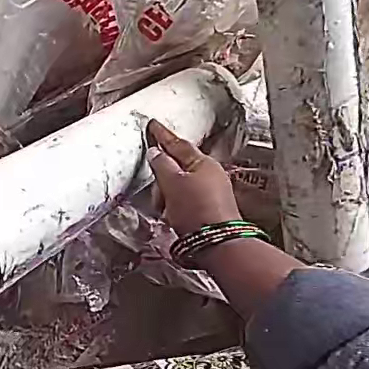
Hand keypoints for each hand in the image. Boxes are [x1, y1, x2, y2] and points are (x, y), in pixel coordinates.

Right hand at [146, 118, 240, 235]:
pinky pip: (185, 197)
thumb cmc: (194, 209)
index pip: (178, 143)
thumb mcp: (172, 183)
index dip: (162, 135)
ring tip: (163, 207)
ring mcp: (212, 191)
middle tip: (153, 183)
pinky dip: (175, 203)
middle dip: (162, 174)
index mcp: (203, 162)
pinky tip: (170, 213)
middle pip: (179, 165)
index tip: (152, 125)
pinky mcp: (209, 208)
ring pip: (180, 183)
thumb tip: (156, 153)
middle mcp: (210, 173)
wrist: (216, 243)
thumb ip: (161, 164)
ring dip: (167, 193)